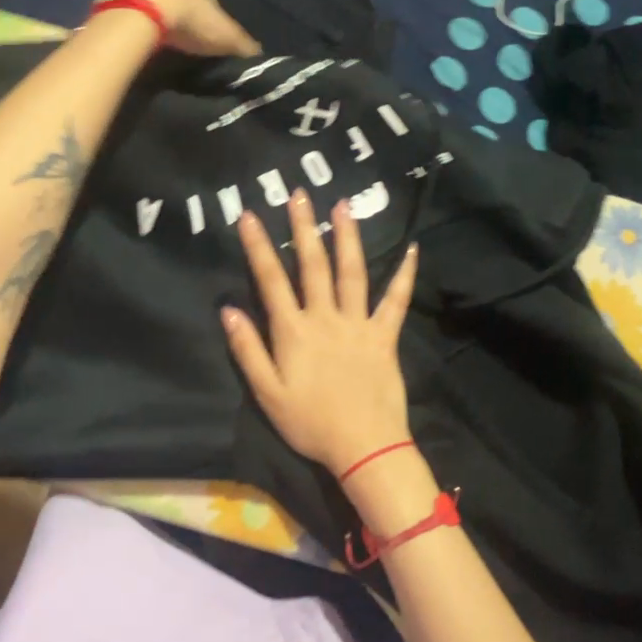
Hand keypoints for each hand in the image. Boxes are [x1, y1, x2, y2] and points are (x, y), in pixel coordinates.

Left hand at [96, 0, 261, 57]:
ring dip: (158, 24)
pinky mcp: (117, 4)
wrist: (145, 12)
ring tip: (162, 47)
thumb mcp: (225, 36)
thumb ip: (243, 45)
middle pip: (181, 7)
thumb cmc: (192, 22)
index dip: (213, 22)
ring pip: (155, 10)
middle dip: (183, 22)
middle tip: (187, 46)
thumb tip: (261, 56)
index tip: (214, 40)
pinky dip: (135, 29)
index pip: (211, 5)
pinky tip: (136, 43)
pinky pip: (131, 18)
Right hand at [221, 189, 418, 476]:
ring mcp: (358, 324)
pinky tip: (412, 250)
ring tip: (344, 206)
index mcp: (293, 331)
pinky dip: (404, 276)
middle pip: (313, 265)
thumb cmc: (310, 423)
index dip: (259, 246)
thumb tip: (228, 310)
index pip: (271, 280)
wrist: (364, 447)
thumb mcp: (267, 393)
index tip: (250, 215)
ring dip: (347, 238)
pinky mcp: (385, 337)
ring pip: (352, 273)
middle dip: (304, 227)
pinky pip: (396, 302)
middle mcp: (325, 318)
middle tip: (299, 194)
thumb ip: (248, 350)